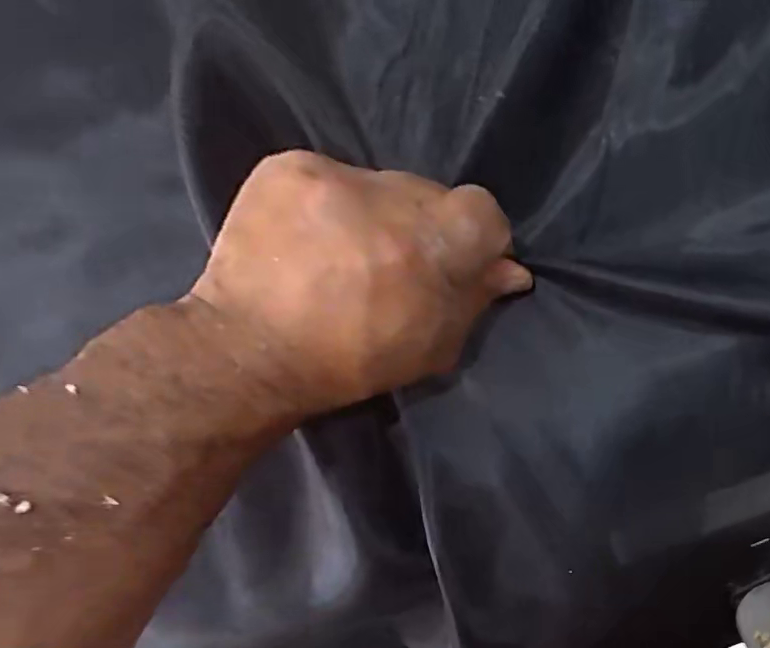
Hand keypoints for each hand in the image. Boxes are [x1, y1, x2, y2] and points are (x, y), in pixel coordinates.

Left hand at [186, 150, 531, 416]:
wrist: (257, 349)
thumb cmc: (359, 360)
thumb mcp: (436, 344)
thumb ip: (476, 299)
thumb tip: (512, 271)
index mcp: (430, 247)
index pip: (485, 211)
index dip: (483, 239)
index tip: (467, 265)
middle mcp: (386, 199)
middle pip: (435, 195)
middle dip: (433, 228)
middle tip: (408, 266)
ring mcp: (332, 176)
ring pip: (388, 185)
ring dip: (388, 216)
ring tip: (361, 254)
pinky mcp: (288, 165)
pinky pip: (341, 177)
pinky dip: (344, 205)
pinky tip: (326, 240)